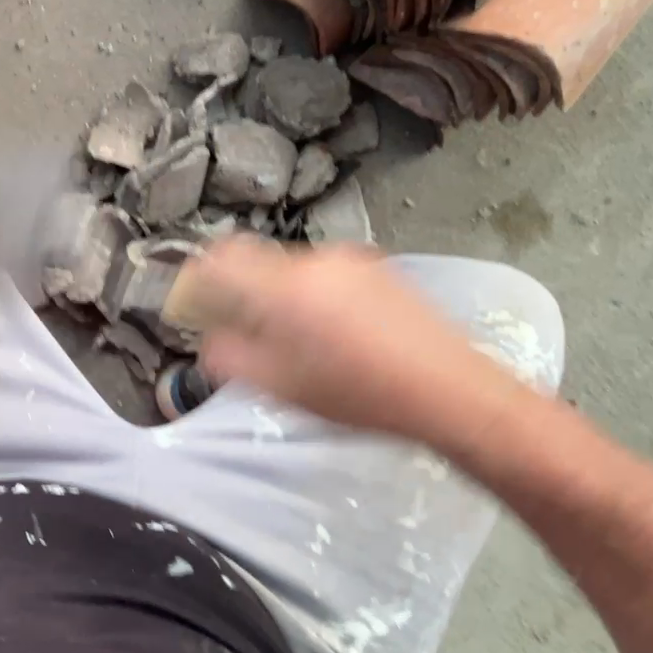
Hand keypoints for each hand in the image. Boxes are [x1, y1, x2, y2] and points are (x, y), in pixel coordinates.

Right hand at [185, 237, 531, 446]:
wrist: (457, 395)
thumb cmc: (362, 396)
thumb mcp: (281, 387)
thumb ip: (230, 357)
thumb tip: (209, 339)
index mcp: (286, 286)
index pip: (222, 256)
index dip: (199, 272)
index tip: (194, 298)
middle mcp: (317, 262)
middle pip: (258, 265)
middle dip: (244, 295)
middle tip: (249, 336)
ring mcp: (354, 263)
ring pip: (293, 272)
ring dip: (282, 299)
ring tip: (300, 344)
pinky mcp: (381, 271)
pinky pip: (327, 276)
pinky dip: (315, 298)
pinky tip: (337, 337)